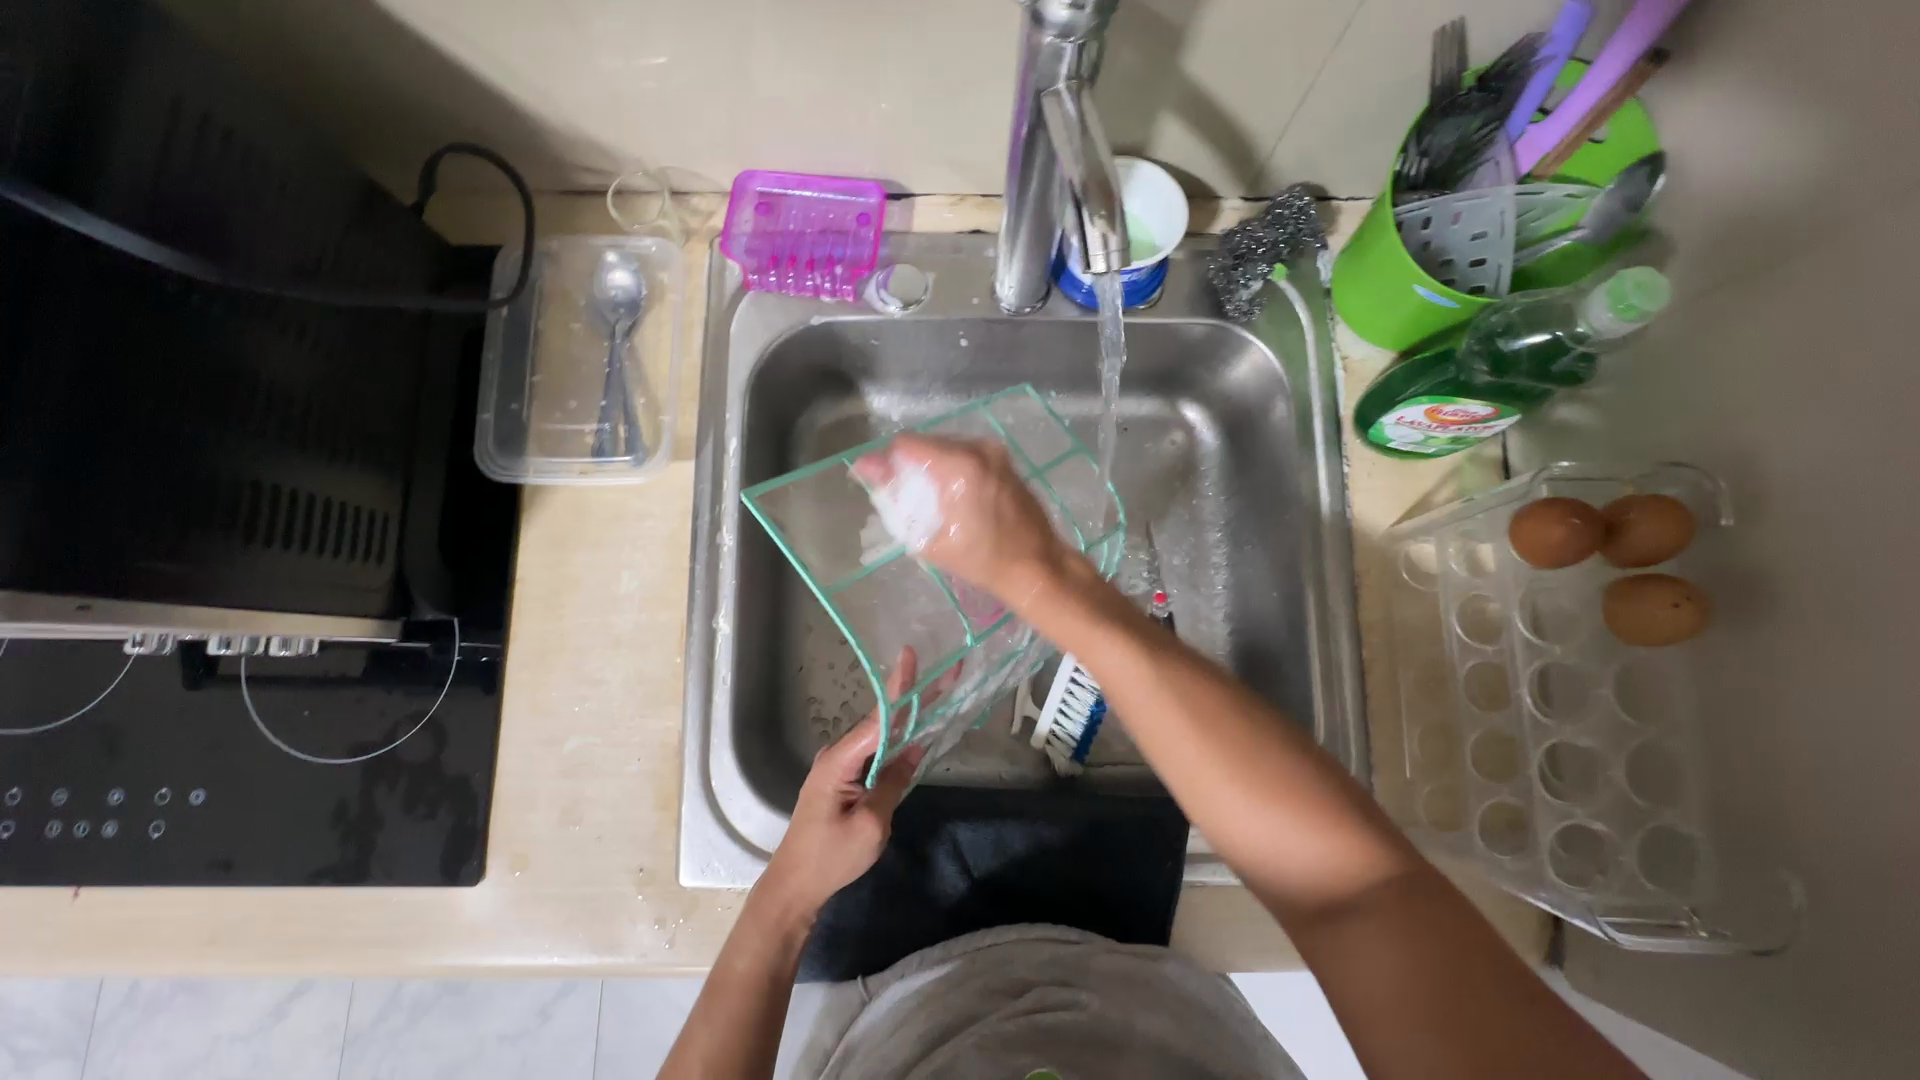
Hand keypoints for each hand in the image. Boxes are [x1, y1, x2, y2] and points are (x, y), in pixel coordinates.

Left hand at [758, 650, 929, 920]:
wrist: (794, 886)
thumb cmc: (830, 858)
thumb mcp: (871, 824)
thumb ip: (893, 783)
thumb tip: (915, 750)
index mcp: (840, 761)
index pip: (878, 719)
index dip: (899, 687)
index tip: (911, 655)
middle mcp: (838, 755)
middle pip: (881, 721)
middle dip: (914, 696)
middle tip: (946, 673)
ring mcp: (839, 766)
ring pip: (879, 737)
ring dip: (908, 718)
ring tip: (939, 695)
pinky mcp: (843, 780)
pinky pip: (874, 754)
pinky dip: (897, 742)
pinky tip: (916, 733)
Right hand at [852, 433, 1070, 603]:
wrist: (1037, 566)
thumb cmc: (983, 560)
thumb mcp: (931, 537)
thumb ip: (896, 500)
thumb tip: (867, 471)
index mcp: (960, 465)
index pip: (907, 444)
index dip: (887, 462)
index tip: (879, 483)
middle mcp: (979, 448)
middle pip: (926, 443)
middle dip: (908, 465)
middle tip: (898, 494)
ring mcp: (995, 452)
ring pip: (945, 447)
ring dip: (929, 467)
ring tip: (923, 498)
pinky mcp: (1004, 460)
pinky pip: (965, 454)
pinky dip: (949, 469)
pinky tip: (948, 495)